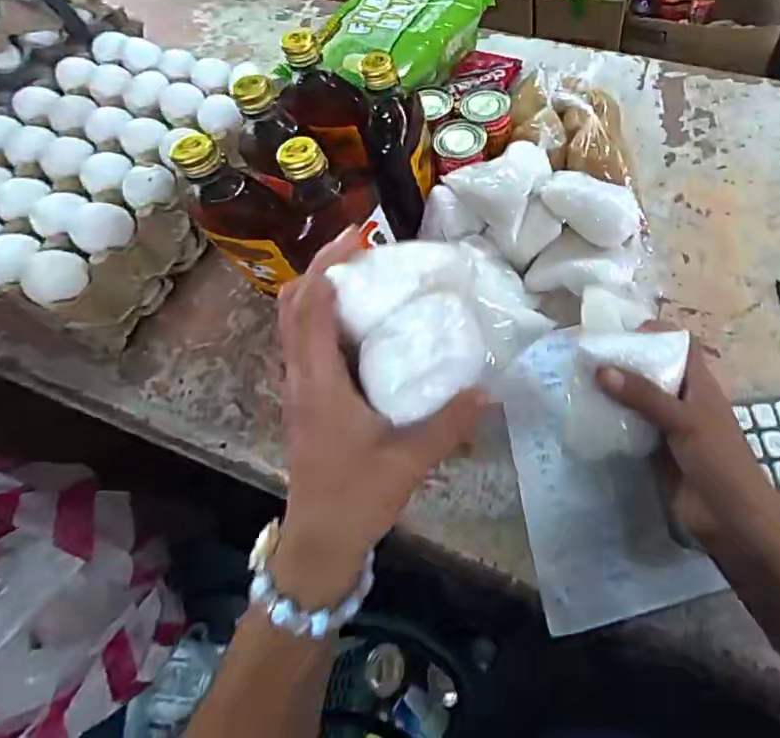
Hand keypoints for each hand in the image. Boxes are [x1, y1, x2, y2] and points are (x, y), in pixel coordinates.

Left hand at [273, 231, 488, 604]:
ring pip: (294, 322)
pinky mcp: (305, 398)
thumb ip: (448, 423)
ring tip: (362, 273)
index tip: (358, 237)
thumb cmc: (355, 497)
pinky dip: (323, 316)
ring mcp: (298, 387)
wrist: (318, 542)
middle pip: (292, 304)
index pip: (310, 307)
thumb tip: (486, 388)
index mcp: (318, 382)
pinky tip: (360, 321)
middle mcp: (300, 376)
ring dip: (319, 289)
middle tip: (360, 246)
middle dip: (320, 267)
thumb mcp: (408, 459)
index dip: (328, 266)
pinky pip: (305, 342)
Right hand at [595, 327, 779, 549]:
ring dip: (614, 392)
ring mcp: (667, 426)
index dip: (655, 333)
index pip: (679, 344)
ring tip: (579, 381)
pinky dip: (612, 421)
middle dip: (624, 361)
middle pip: (653, 370)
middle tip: (588, 356)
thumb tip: (600, 369)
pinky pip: (630, 428)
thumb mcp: (685, 421)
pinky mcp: (654, 452)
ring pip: (637, 399)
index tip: (620, 333)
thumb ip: (644, 395)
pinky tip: (587, 417)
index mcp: (699, 384)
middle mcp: (682, 399)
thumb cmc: (719, 461)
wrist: (733, 523)